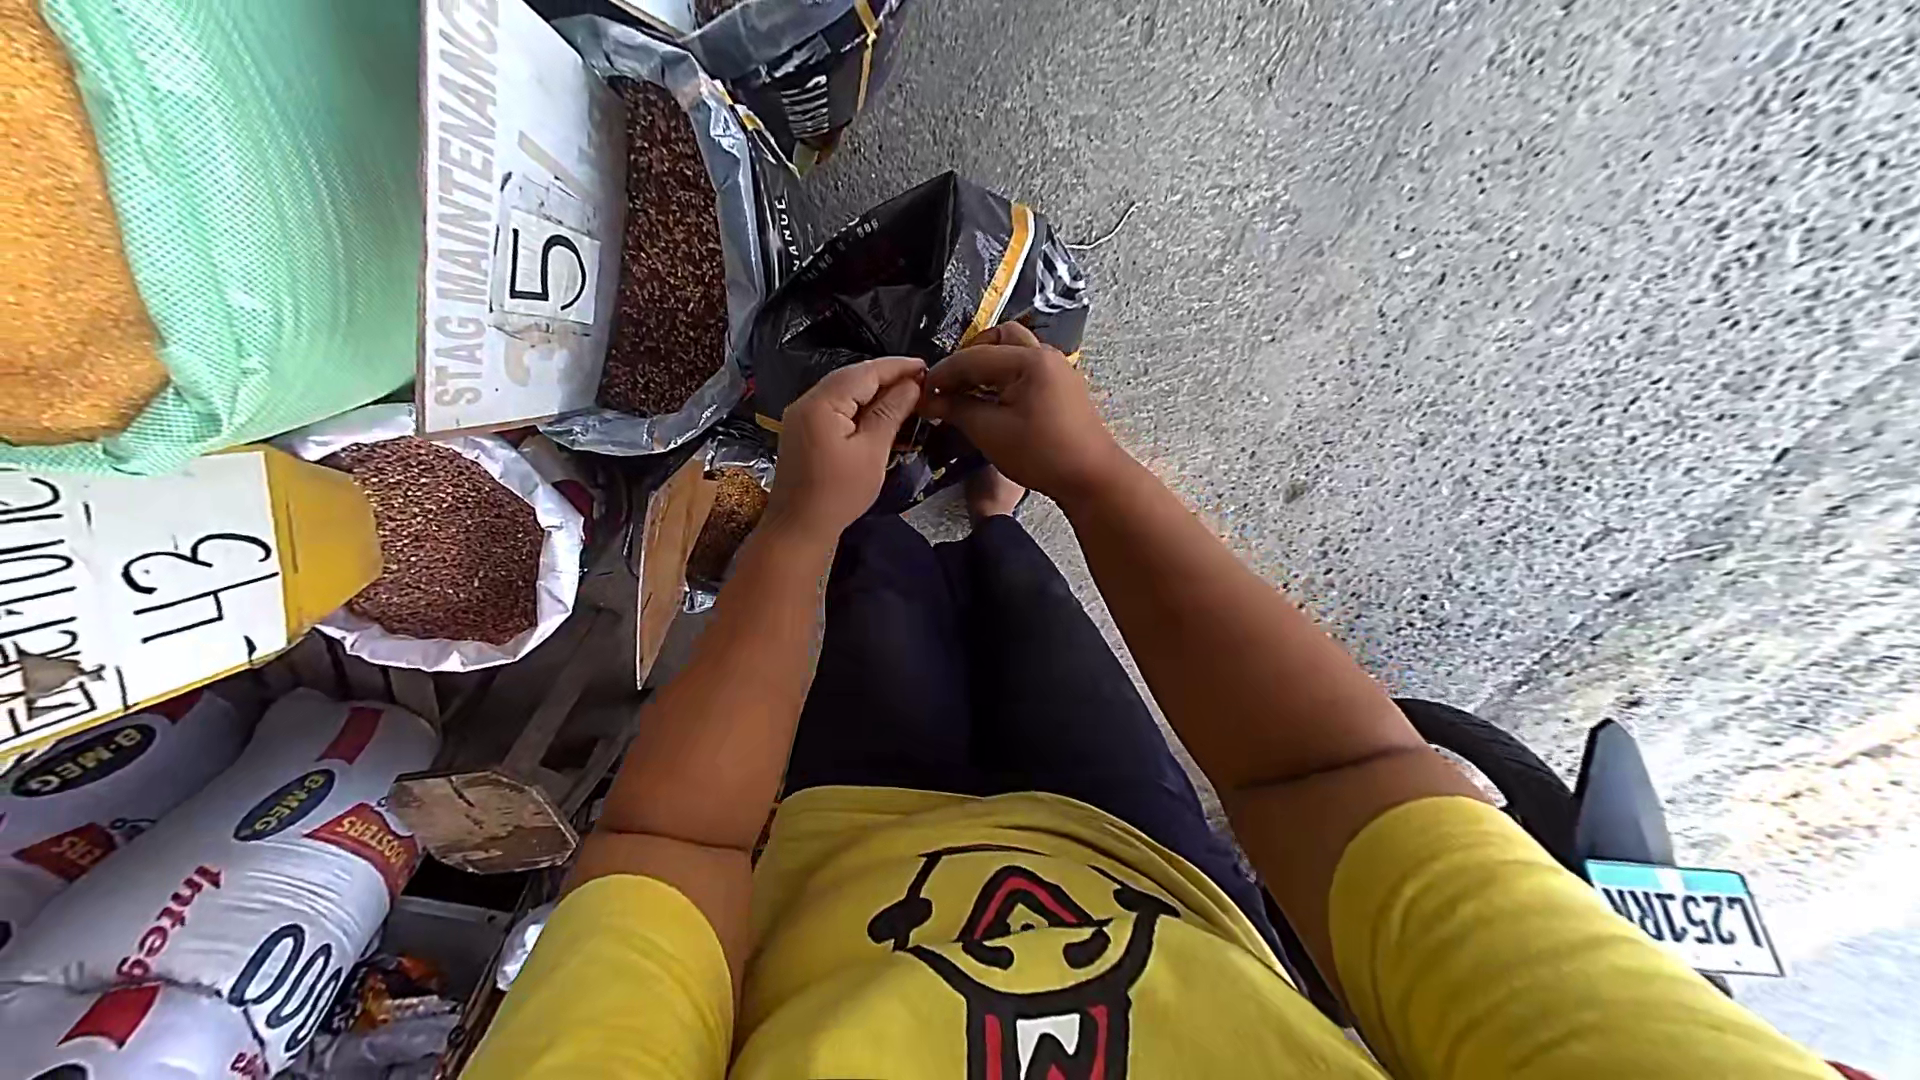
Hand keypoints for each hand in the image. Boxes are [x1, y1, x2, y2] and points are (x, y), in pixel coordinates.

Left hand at [766, 355, 924, 542]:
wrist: (799, 528)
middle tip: (921, 380)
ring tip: (906, 395)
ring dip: (874, 391)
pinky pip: (835, 408)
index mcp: (822, 403)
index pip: (864, 372)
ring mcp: (802, 416)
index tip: (925, 367)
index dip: (896, 367)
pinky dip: (859, 407)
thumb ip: (891, 413)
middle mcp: (807, 401)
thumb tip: (912, 384)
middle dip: (886, 377)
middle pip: (852, 378)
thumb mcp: (872, 452)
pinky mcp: (803, 431)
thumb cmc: (839, 493)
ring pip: (843, 392)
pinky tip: (880, 413)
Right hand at [919, 322, 1129, 506]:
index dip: (944, 374)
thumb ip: (958, 410)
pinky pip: (1027, 370)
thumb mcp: (990, 432)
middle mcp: (1047, 357)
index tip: (925, 391)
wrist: (1091, 478)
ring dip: (988, 367)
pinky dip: (1005, 378)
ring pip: (1014, 352)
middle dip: (968, 358)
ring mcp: (1058, 371)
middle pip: (998, 339)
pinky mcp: (1063, 388)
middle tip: (948, 384)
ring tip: (968, 393)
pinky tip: (992, 402)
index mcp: (1030, 361)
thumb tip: (932, 400)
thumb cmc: (1045, 455)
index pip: (973, 357)